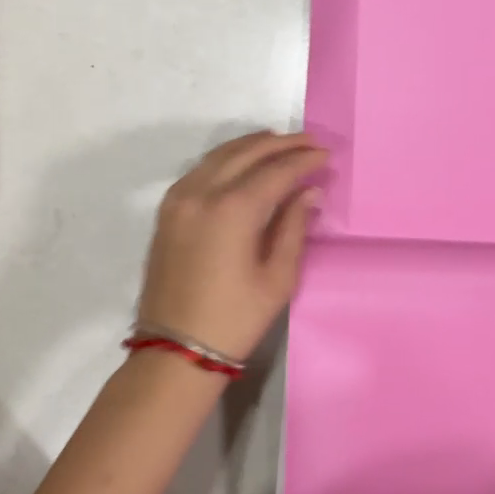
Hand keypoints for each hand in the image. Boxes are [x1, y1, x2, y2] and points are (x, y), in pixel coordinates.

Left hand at [137, 132, 326, 362]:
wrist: (176, 351)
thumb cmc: (235, 318)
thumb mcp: (278, 277)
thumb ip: (294, 227)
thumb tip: (308, 192)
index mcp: (233, 209)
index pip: (276, 170)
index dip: (303, 160)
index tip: (326, 154)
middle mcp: (202, 193)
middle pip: (246, 153)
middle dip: (281, 144)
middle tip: (309, 142)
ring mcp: (179, 200)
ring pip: (219, 155)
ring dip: (251, 146)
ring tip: (279, 144)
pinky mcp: (168, 211)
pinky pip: (200, 169)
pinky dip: (226, 159)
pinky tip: (242, 163)